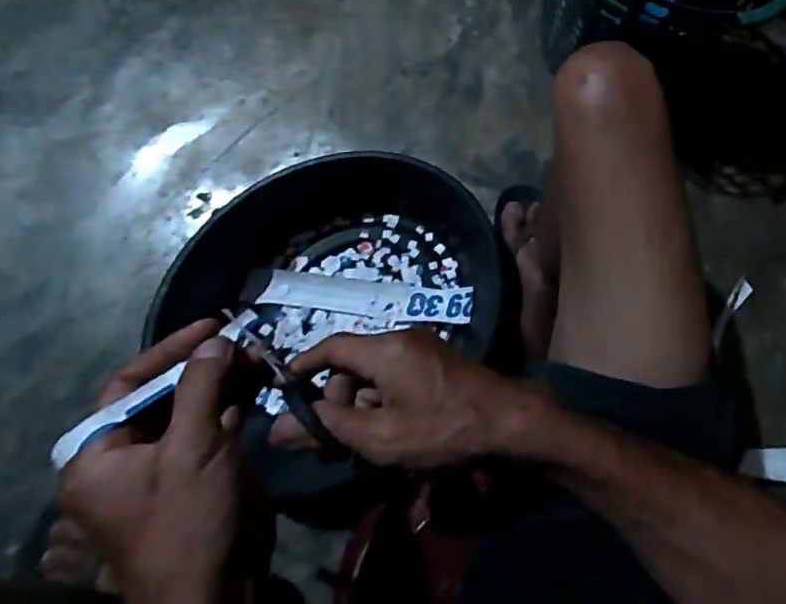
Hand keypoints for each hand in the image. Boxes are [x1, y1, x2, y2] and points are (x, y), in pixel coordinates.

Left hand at [57, 319, 268, 603]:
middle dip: (205, 363)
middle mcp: (125, 456)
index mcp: (98, 455)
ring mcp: (164, 462)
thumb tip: (215, 339)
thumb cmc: (186, 517)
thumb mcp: (190, 446)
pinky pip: (211, 420)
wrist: (216, 584)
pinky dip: (234, 397)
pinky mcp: (197, 468)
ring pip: (192, 402)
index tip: (211, 325)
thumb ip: (200, 384)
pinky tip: (260, 380)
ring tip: (258, 355)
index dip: (168, 350)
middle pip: (162, 391)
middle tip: (243, 340)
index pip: (126, 383)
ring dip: (225, 376)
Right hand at [268, 329, 542, 468]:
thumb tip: (280, 424)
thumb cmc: (441, 428)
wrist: (505, 419)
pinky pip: (395, 377)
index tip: (284, 391)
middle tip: (338, 444)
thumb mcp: (379, 437)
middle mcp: (401, 337)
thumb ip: (330, 427)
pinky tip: (395, 436)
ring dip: (364, 410)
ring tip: (373, 448)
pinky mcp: (435, 360)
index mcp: (385, 348)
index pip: (331, 346)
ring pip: (373, 376)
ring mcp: (421, 346)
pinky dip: (386, 403)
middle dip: (340, 404)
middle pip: (352, 366)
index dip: (303, 367)